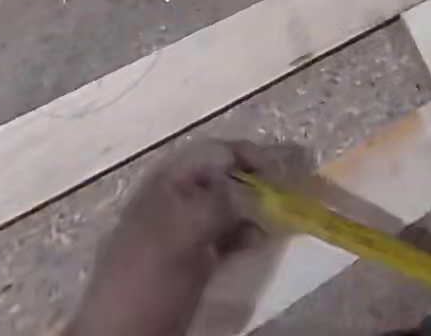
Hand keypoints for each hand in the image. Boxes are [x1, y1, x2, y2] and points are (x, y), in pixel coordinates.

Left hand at [66, 141, 270, 335]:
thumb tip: (259, 187)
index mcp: (168, 182)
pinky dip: (247, 233)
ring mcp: (187, 230)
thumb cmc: (145, 279)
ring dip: (255, 208)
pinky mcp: (195, 259)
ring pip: (231, 205)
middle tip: (285, 191)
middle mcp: (179, 198)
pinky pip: (229, 234)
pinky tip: (260, 240)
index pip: (217, 152)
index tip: (278, 169)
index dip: (248, 156)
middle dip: (257, 181)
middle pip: (227, 176)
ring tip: (277, 217)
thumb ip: (222, 201)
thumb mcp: (182, 231)